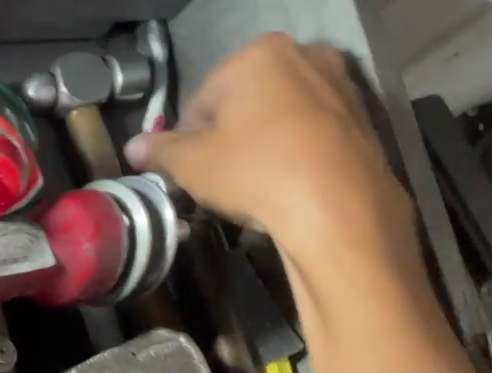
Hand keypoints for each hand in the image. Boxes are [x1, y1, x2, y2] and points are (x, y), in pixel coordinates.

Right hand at [124, 34, 413, 255]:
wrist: (334, 201)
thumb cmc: (252, 171)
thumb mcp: (190, 165)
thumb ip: (159, 151)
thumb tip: (132, 146)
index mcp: (256, 55)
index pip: (200, 100)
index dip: (185, 140)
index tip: (185, 171)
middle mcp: (302, 53)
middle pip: (241, 101)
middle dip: (224, 136)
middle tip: (214, 177)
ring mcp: (336, 78)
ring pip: (276, 113)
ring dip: (256, 141)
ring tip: (248, 182)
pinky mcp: (358, 109)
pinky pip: (307, 126)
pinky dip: (289, 147)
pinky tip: (281, 179)